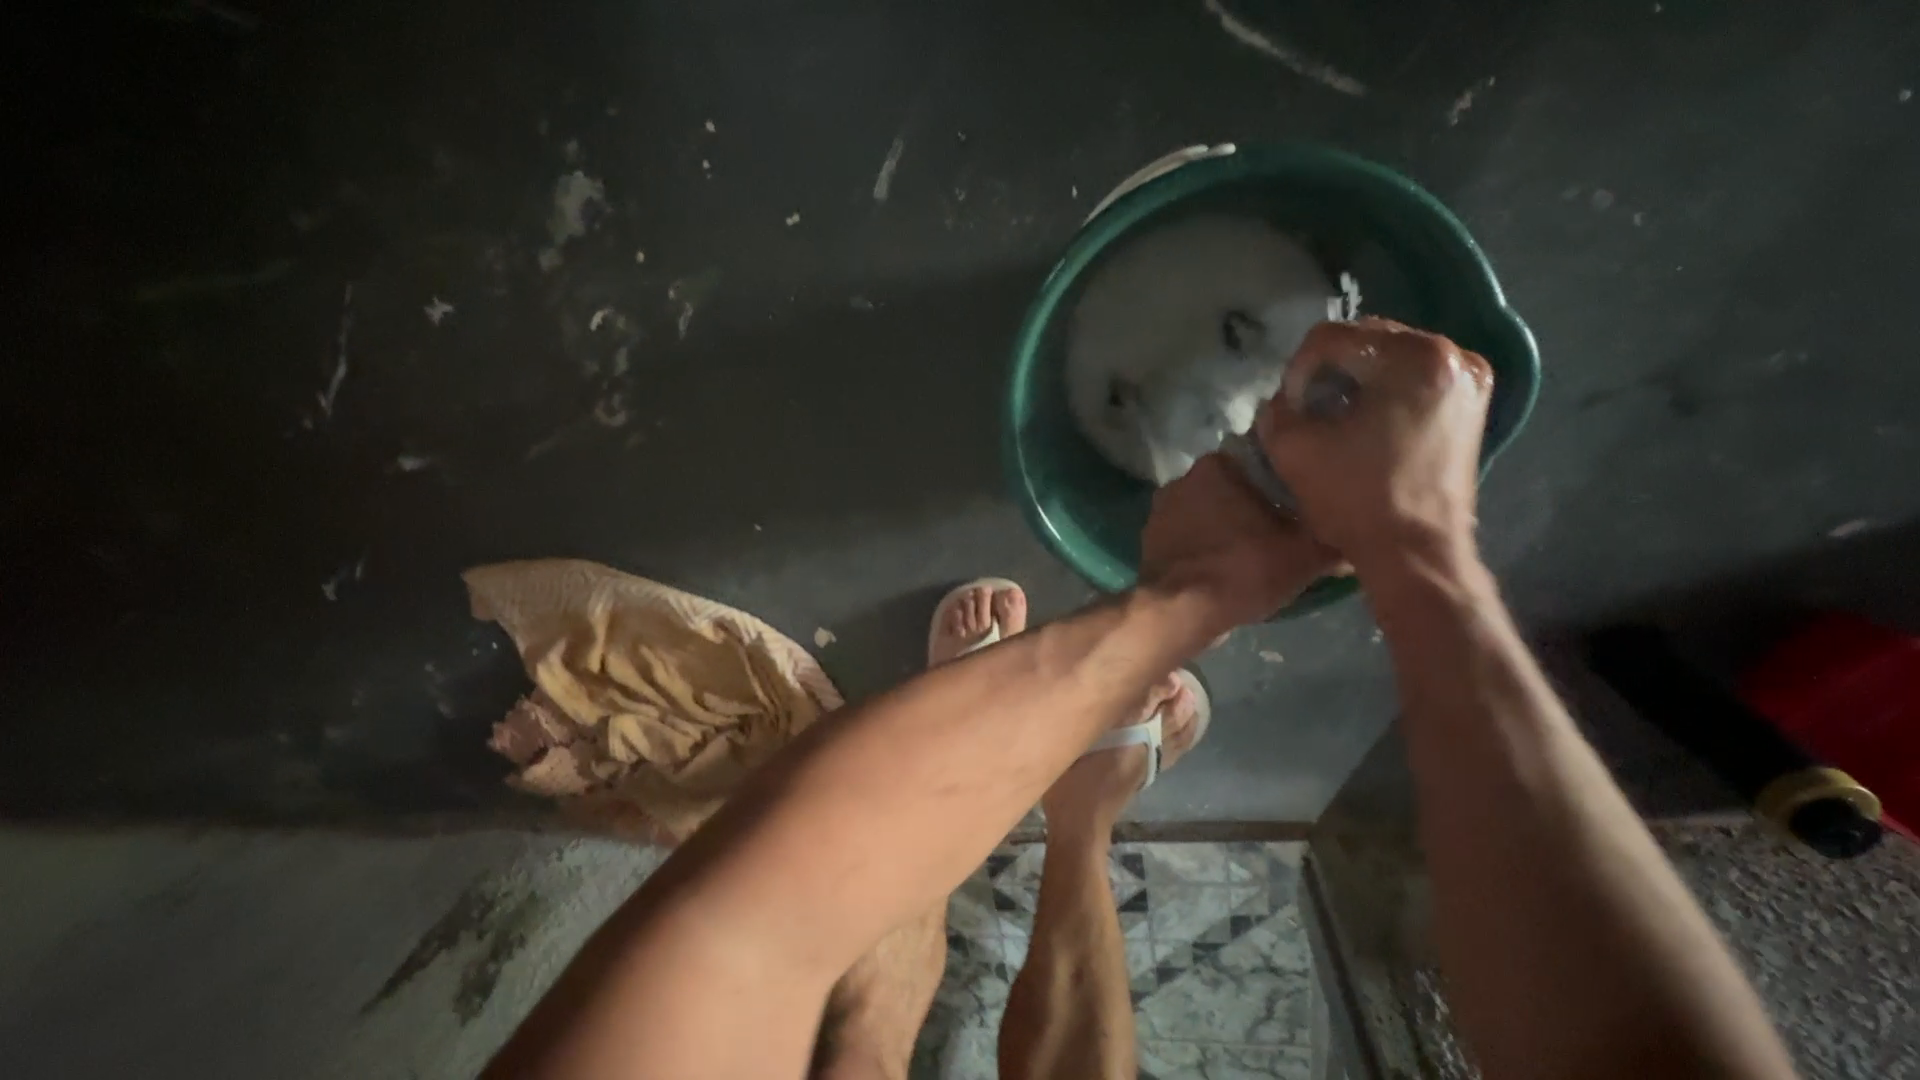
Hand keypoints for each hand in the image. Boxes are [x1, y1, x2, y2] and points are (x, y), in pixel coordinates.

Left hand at [1139, 452, 1341, 627]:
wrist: (1180, 611)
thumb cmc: (1244, 569)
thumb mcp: (1306, 554)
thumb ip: (1334, 540)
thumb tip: (1360, 539)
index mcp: (1219, 465)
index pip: (1263, 460)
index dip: (1285, 483)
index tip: (1302, 505)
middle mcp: (1185, 477)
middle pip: (1233, 487)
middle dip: (1255, 506)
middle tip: (1282, 532)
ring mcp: (1162, 510)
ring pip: (1209, 512)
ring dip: (1227, 527)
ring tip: (1254, 553)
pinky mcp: (1150, 540)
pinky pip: (1189, 538)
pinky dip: (1205, 548)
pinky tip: (1223, 567)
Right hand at [1256, 318, 1492, 577]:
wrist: (1416, 553)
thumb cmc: (1354, 498)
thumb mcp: (1292, 447)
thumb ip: (1277, 408)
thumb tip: (1286, 399)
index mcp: (1411, 357)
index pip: (1330, 338)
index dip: (1298, 372)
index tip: (1289, 408)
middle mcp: (1449, 355)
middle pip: (1366, 341)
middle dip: (1330, 371)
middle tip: (1309, 410)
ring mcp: (1468, 379)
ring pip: (1391, 358)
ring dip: (1357, 380)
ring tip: (1336, 418)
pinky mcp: (1472, 404)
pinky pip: (1415, 379)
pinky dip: (1386, 392)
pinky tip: (1366, 424)